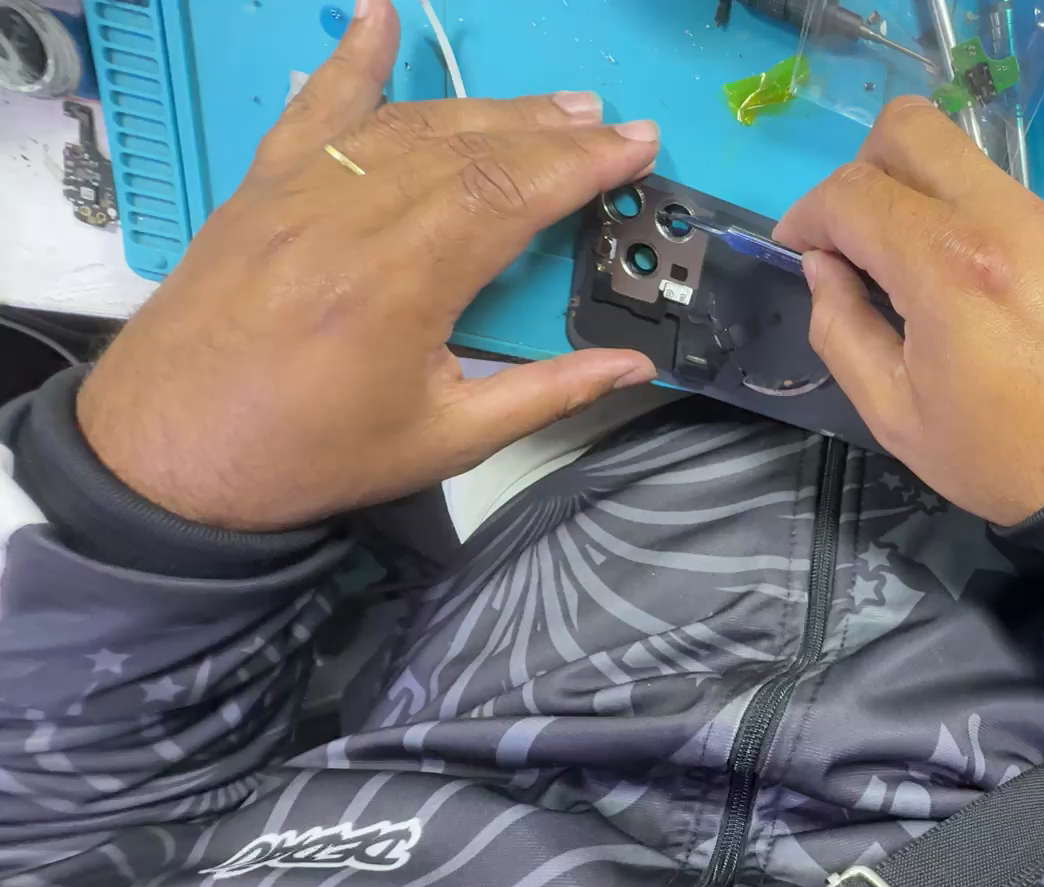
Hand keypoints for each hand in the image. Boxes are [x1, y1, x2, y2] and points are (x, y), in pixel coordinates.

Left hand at [76, 0, 660, 531]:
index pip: (507, 195)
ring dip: (492, 107)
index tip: (636, 148)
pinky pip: (315, 112)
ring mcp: (296, 194)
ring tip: (558, 103)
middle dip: (554, 132)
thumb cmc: (325, 452)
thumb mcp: (457, 437)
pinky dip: (352, 61)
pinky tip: (376, 18)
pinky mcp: (262, 191)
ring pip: (409, 125)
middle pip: (468, 149)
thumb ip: (553, 392)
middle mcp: (347, 219)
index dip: (580, 165)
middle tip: (615, 125)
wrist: (173, 454)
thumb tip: (637, 367)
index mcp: (401, 284)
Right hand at [774, 98, 1043, 526]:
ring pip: (960, 159)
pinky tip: (975, 289)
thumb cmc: (1000, 457)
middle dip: (860, 172)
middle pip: (910, 130)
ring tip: (913, 272)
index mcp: (950, 266)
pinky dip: (967, 221)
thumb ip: (840, 330)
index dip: (808, 216)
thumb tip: (824, 268)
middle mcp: (1004, 217)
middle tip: (854, 240)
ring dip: (916, 196)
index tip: (798, 250)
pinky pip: (1003, 199)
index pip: (854, 193)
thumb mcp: (896, 415)